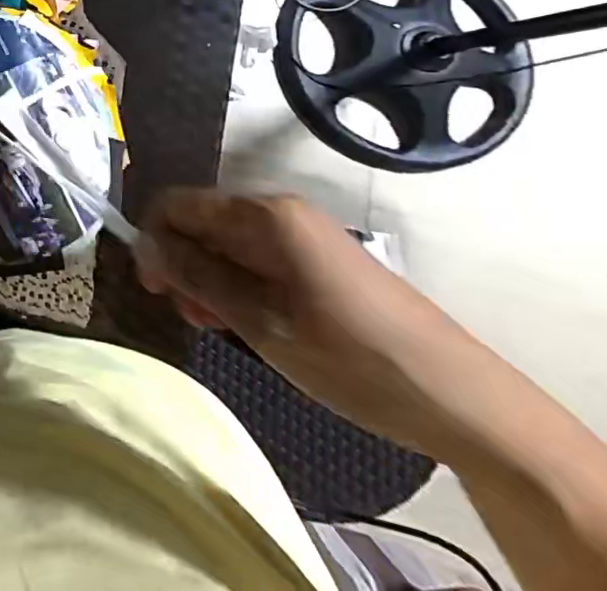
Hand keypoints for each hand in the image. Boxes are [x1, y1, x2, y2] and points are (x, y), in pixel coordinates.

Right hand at [135, 188, 486, 454]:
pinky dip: (237, 287)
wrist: (464, 402)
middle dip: (181, 264)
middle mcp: (280, 211)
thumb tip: (142, 242)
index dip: (152, 241)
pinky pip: (255, 260)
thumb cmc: (350, 356)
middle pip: (198, 222)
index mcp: (263, 214)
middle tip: (190, 316)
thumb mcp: (256, 319)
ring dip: (207, 280)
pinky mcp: (319, 260)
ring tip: (219, 326)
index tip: (155, 289)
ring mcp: (304, 235)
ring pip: (224, 244)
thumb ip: (193, 273)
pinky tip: (248, 322)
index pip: (174, 204)